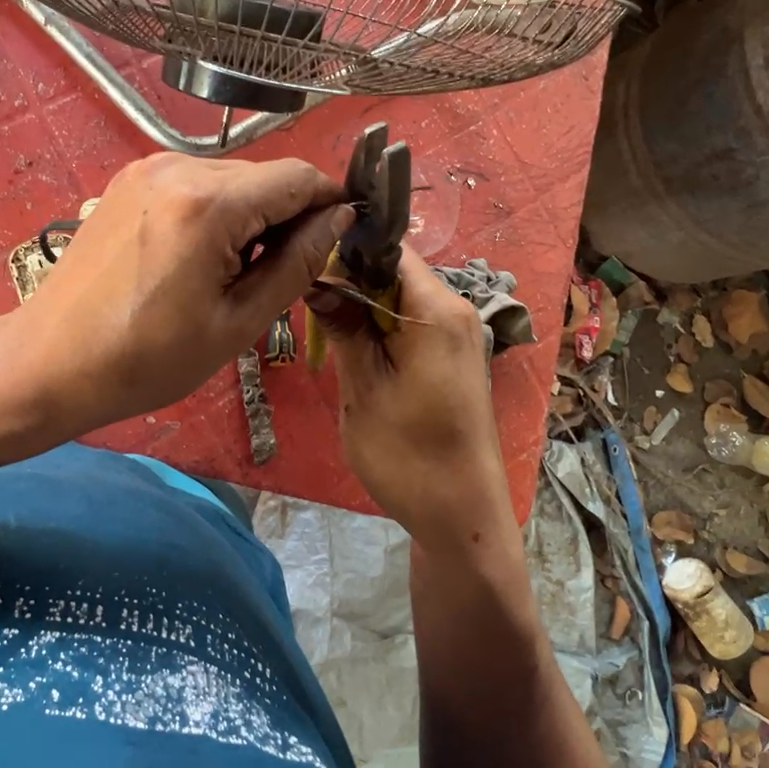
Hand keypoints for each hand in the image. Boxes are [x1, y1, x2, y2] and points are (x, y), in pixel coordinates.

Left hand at [18, 153, 352, 430]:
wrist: (49, 362)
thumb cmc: (146, 358)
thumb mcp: (236, 322)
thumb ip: (296, 263)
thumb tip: (337, 219)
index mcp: (207, 202)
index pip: (297, 176)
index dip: (329, 203)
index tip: (340, 239)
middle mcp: (177, 166)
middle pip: (263, 176)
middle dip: (287, 216)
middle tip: (281, 276)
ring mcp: (146, 168)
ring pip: (230, 178)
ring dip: (250, 216)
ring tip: (232, 275)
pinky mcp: (128, 181)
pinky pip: (195, 184)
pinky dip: (214, 212)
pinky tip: (199, 258)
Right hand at [310, 247, 510, 543]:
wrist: (462, 518)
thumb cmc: (409, 455)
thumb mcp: (364, 388)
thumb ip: (345, 326)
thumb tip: (317, 276)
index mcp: (438, 310)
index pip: (390, 250)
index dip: (347, 251)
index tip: (306, 263)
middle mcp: (456, 311)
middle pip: (395, 273)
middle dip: (350, 282)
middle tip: (306, 301)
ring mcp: (458, 336)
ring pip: (400, 300)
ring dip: (363, 309)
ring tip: (322, 325)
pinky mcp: (453, 359)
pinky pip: (413, 325)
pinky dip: (382, 330)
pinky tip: (355, 351)